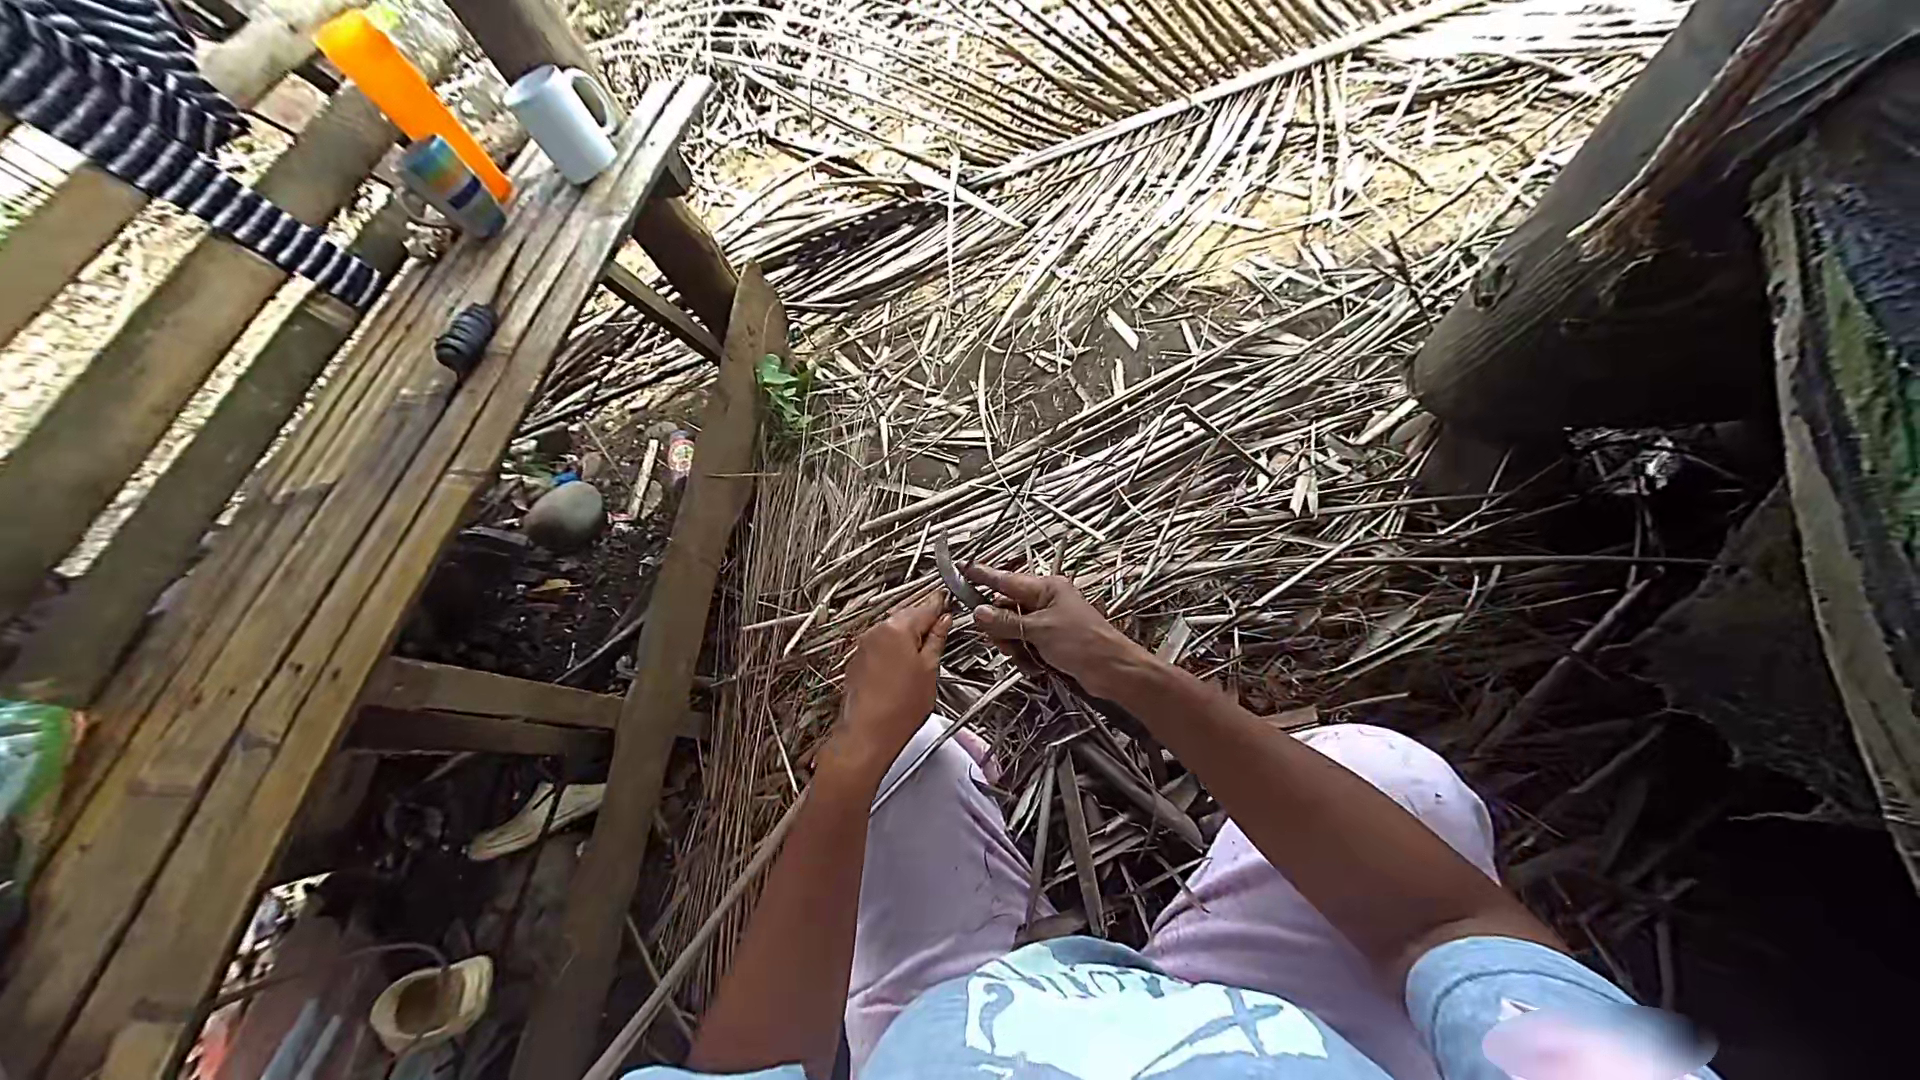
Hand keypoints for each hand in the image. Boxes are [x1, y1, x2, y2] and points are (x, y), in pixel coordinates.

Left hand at [820, 592, 950, 789]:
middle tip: (942, 627)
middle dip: (924, 620)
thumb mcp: (929, 669)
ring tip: (925, 653)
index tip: (947, 604)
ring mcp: (864, 646)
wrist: (867, 735)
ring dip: (909, 636)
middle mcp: (876, 633)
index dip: (940, 606)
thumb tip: (943, 623)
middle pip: (906, 615)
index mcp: (896, 629)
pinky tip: (905, 667)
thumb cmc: (898, 709)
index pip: (925, 608)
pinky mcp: (858, 661)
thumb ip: (937, 640)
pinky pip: (881, 645)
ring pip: (892, 630)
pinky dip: (895, 649)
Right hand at [960, 565, 1155, 698]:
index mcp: (1047, 588)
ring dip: (1015, 647)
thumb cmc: (1085, 643)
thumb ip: (1006, 622)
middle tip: (1005, 642)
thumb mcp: (1039, 630)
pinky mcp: (1051, 642)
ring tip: (1027, 657)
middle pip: (1006, 610)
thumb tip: (979, 612)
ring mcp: (1048, 623)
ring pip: (1013, 631)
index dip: (983, 575)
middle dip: (1002, 629)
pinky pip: (1025, 646)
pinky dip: (1026, 657)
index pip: (1006, 579)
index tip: (964, 568)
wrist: (1113, 672)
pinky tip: (1037, 666)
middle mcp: (1046, 602)